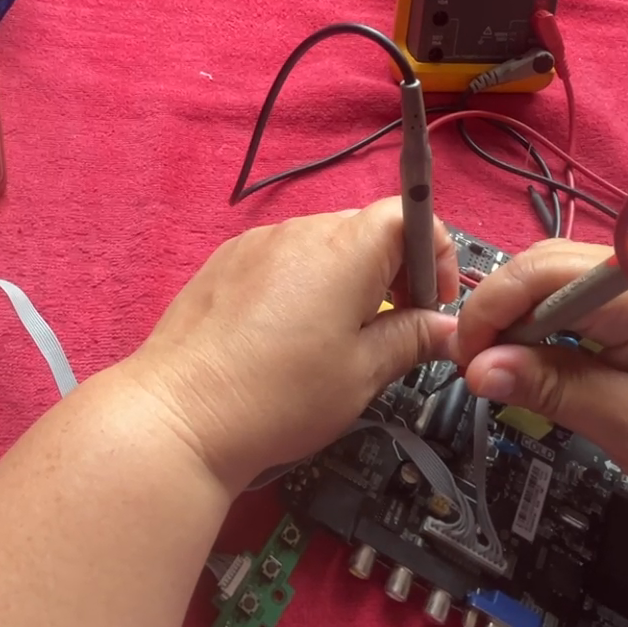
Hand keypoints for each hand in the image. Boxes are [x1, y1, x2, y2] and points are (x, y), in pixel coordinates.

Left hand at [122, 198, 458, 489]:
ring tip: (335, 335)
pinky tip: (287, 331)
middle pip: (365, 229)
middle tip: (391, 326)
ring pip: (322, 243)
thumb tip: (447, 329)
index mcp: (343, 249)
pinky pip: (282, 256)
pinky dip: (302, 281)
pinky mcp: (226, 260)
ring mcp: (257, 242)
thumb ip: (412, 338)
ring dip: (345, 276)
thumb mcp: (362, 373)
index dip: (432, 254)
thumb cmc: (279, 395)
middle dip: (391, 270)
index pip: (407, 214)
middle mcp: (298, 231)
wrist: (180, 413)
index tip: (430, 304)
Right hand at [450, 239, 627, 523]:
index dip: (491, 308)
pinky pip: (584, 297)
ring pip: (559, 278)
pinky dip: (553, 324)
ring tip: (507, 366)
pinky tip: (546, 359)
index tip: (464, 361)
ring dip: (524, 317)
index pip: (542, 272)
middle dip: (501, 310)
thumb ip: (553, 388)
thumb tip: (479, 370)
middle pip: (545, 265)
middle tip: (480, 367)